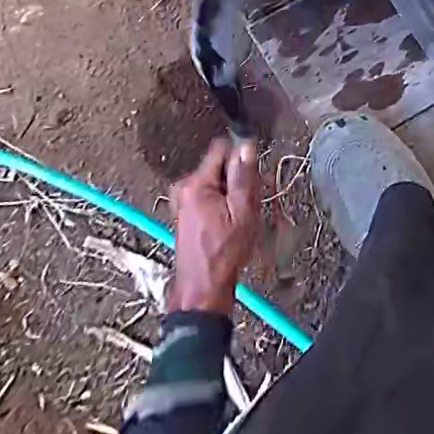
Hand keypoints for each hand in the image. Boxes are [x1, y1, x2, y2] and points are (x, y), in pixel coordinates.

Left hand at [167, 138, 261, 314]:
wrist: (203, 287)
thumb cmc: (223, 254)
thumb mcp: (242, 212)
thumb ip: (244, 176)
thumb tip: (246, 146)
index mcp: (196, 184)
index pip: (222, 148)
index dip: (241, 159)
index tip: (250, 178)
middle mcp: (185, 188)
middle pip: (220, 165)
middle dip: (237, 179)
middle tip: (245, 205)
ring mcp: (183, 200)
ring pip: (218, 181)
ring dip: (232, 194)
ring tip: (238, 218)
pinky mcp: (186, 211)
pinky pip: (211, 194)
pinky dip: (223, 204)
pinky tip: (228, 225)